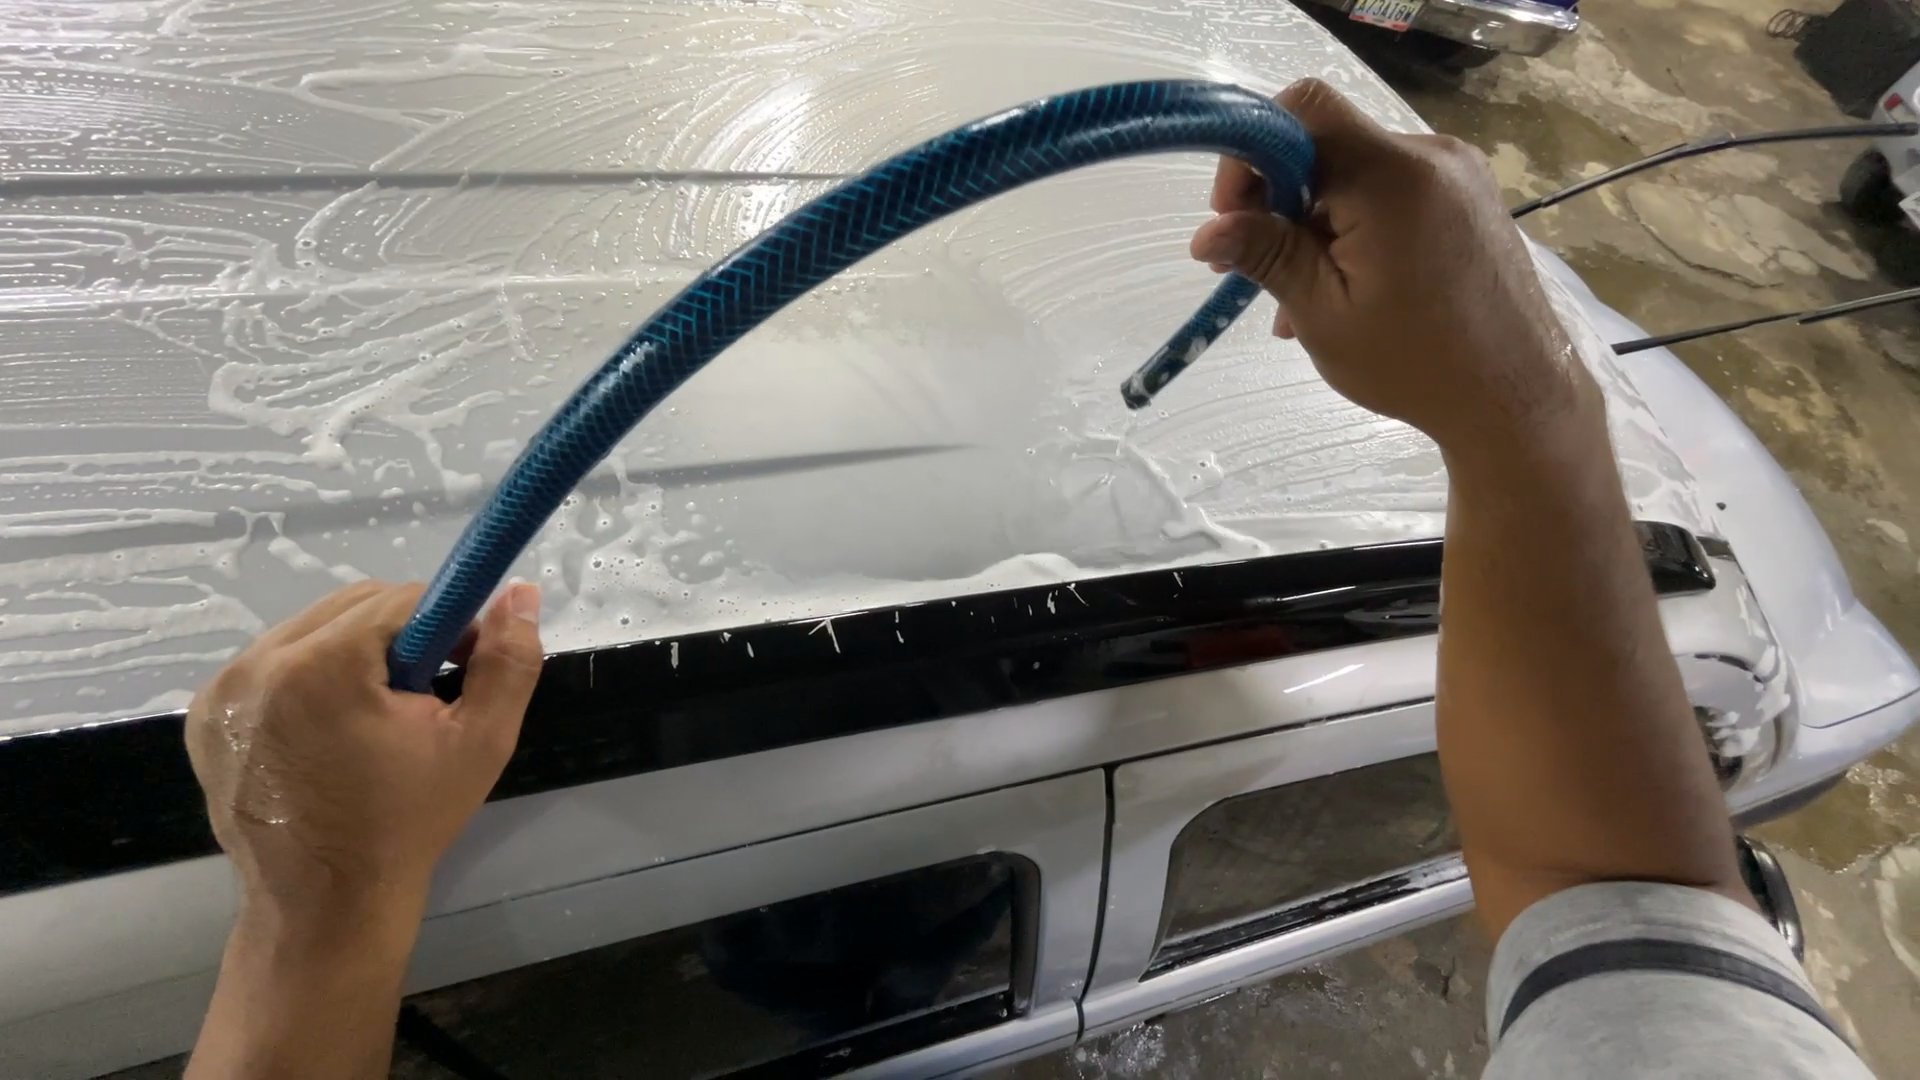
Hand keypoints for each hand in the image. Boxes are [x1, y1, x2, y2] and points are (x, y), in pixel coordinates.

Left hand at [185, 581, 543, 918]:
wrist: (327, 902)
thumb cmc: (411, 817)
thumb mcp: (484, 737)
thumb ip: (509, 659)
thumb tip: (521, 592)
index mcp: (318, 670)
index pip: (401, 599)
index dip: (449, 622)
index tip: (466, 665)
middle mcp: (255, 668)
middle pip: (357, 603)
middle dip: (410, 630)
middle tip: (436, 687)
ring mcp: (221, 692)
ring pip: (319, 625)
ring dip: (369, 646)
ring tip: (391, 707)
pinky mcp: (206, 715)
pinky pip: (283, 657)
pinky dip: (326, 668)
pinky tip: (346, 720)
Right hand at [1192, 79, 1595, 454]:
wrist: (1513, 394)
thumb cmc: (1411, 362)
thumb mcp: (1323, 313)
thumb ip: (1267, 256)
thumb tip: (1204, 232)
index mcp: (1391, 177)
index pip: (1305, 110)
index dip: (1252, 151)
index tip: (1230, 218)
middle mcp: (1428, 156)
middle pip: (1325, 145)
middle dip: (1274, 200)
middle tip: (1250, 270)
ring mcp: (1452, 175)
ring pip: (1350, 177)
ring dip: (1307, 227)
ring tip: (1294, 300)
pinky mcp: (1462, 198)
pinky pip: (1383, 196)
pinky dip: (1346, 232)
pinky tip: (1336, 289)